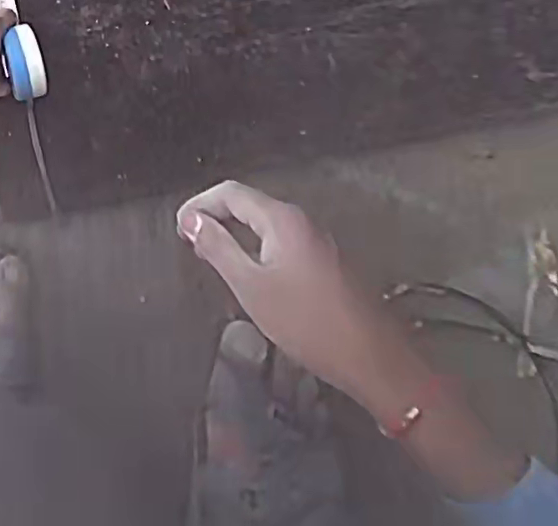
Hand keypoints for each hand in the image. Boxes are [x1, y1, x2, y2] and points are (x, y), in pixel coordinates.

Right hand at [176, 181, 417, 404]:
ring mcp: (317, 240)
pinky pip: (279, 238)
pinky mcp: (326, 261)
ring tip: (211, 253)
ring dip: (233, 230)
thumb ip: (217, 247)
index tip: (179, 226)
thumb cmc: (308, 324)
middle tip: (190, 239)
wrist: (378, 365)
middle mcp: (301, 221)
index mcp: (282, 220)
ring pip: (264, 221)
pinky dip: (254, 243)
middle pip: (247, 202)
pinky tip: (247, 268)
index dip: (199, 204)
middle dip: (214, 215)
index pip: (229, 192)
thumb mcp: (251, 286)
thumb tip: (192, 219)